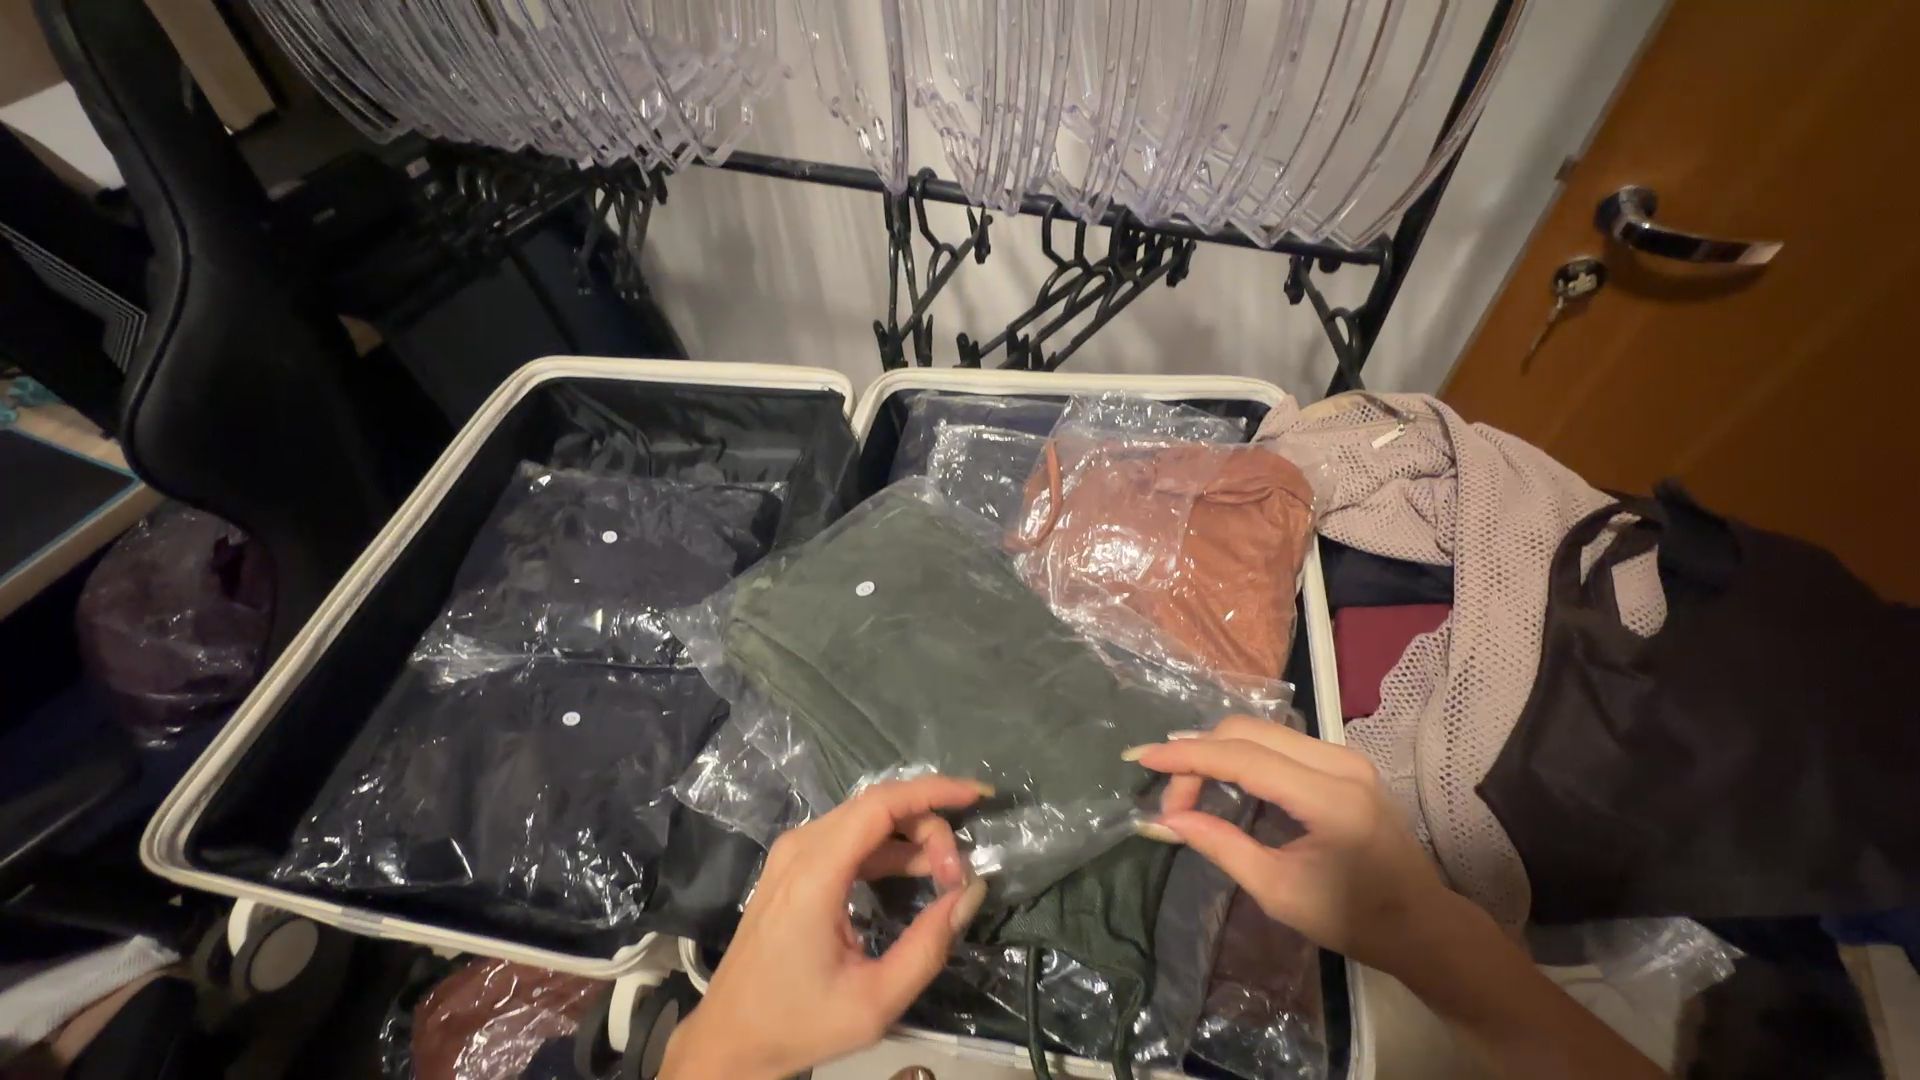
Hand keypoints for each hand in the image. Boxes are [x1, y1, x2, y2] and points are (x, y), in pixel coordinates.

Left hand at [660, 775, 991, 1079]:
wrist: (729, 1040)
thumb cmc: (798, 1023)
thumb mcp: (875, 1001)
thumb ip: (929, 945)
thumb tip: (970, 892)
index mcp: (815, 873)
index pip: (881, 804)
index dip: (933, 791)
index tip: (977, 795)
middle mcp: (801, 846)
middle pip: (878, 807)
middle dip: (930, 827)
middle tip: (958, 876)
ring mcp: (794, 851)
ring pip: (866, 819)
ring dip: (912, 838)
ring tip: (945, 877)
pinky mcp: (795, 864)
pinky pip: (851, 836)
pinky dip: (890, 847)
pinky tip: (917, 872)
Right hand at [1128, 715, 1457, 973]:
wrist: (1424, 926)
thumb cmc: (1353, 919)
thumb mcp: (1278, 891)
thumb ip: (1220, 845)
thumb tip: (1163, 821)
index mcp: (1330, 798)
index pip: (1242, 757)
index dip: (1187, 756)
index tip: (1142, 759)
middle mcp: (1339, 763)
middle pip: (1247, 730)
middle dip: (1198, 755)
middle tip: (1172, 799)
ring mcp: (1344, 757)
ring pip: (1259, 729)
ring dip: (1215, 751)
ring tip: (1187, 787)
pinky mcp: (1342, 761)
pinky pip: (1276, 740)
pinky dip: (1239, 752)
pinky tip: (1219, 775)